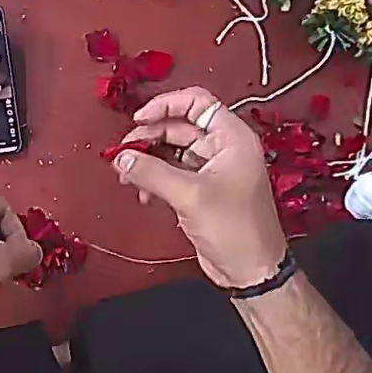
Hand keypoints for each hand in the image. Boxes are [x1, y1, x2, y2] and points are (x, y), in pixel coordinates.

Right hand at [113, 87, 288, 288]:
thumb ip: (151, 172)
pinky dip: (155, 177)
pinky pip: (173, 171)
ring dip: (148, 159)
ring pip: (173, 149)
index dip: (165, 105)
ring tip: (125, 174)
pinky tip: (141, 192)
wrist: (251, 270)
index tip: (138, 120)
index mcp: (232, 137)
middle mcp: (223, 147)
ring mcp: (212, 168)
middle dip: (149, 137)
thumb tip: (120, 157)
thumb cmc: (234, 229)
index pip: (197, 102)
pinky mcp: (202, 188)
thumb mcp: (190, 196)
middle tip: (123, 153)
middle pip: (180, 126)